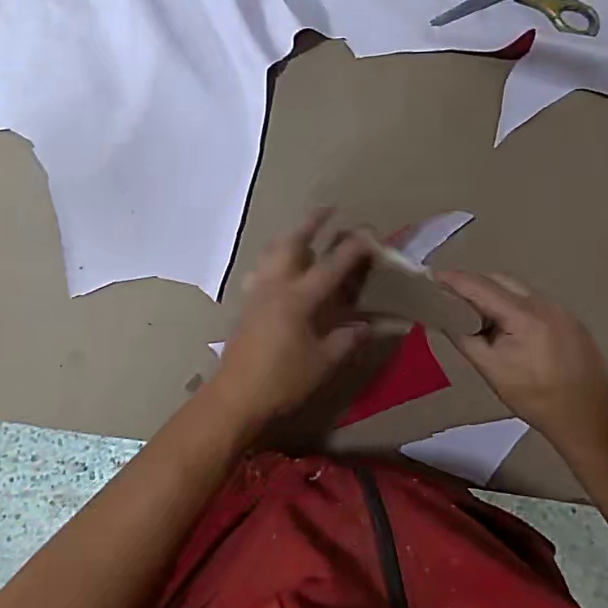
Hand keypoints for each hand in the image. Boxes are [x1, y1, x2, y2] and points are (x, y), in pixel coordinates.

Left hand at [210, 209, 373, 427]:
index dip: (352, 248)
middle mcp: (274, 286)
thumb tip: (373, 326)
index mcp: (297, 298)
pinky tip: (276, 269)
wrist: (234, 397)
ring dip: (289, 237)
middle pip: (292, 244)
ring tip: (302, 232)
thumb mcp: (322, 362)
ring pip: (271, 253)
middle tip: (328, 210)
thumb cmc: (281, 381)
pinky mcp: (246, 304)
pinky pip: (259, 270)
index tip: (369, 233)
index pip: (331, 266)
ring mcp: (256, 293)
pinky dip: (272, 259)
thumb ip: (347, 339)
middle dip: (311, 223)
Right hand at [438, 271, 607, 441]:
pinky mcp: (571, 319)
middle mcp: (545, 303)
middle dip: (474, 283)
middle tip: (451, 297)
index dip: (455, 280)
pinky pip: (535, 301)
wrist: (586, 417)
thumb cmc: (533, 397)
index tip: (433, 278)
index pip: (481, 286)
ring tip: (477, 314)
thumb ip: (464, 337)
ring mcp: (561, 309)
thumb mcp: (490, 369)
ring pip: (519, 289)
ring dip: (495, 294)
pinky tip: (508, 327)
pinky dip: (514, 305)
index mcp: (524, 316)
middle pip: (501, 280)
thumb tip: (444, 316)